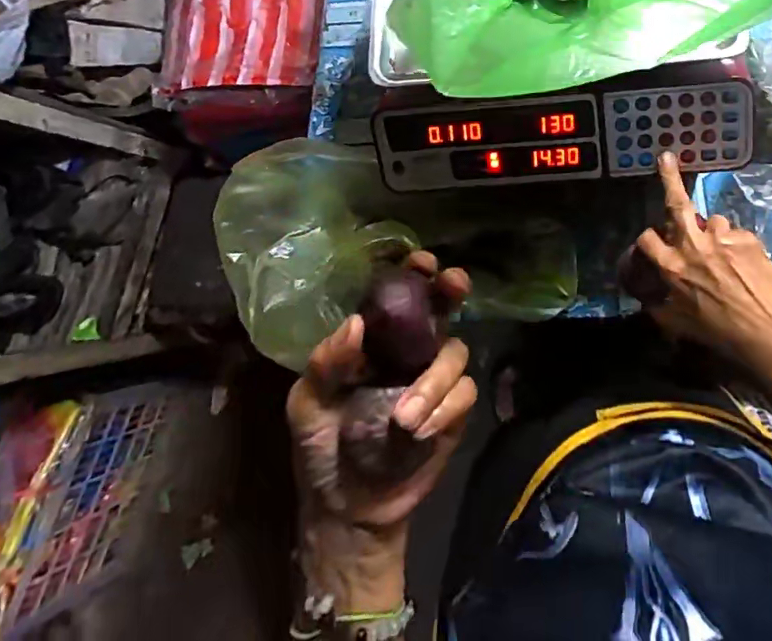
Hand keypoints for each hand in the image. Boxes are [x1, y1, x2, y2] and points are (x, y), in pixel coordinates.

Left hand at [285, 252, 475, 611]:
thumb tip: (355, 322)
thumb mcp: (307, 404)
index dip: (414, 273)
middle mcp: (410, 352)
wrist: (347, 509)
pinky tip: (418, 431)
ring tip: (404, 418)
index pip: (399, 296)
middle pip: (443, 308)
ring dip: (434, 380)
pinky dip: (445, 408)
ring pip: (456, 353)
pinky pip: (464, 395)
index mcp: (375, 341)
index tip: (422, 262)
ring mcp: (435, 381)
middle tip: (453, 284)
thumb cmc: (320, 447)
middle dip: (451, 290)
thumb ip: (326, 363)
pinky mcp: (453, 414)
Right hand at [635, 152, 771, 381]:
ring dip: (713, 233)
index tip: (651, 243)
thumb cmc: (717, 332)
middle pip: (677, 203)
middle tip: (666, 158)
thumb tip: (647, 297)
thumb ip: (657, 304)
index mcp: (672, 265)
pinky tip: (745, 265)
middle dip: (669, 177)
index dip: (647, 240)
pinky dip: (737, 246)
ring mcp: (722, 239)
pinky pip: (736, 235)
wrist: (766, 331)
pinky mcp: (747, 239)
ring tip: (724, 255)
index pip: (647, 238)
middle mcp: (694, 245)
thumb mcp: (677, 322)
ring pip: (712, 222)